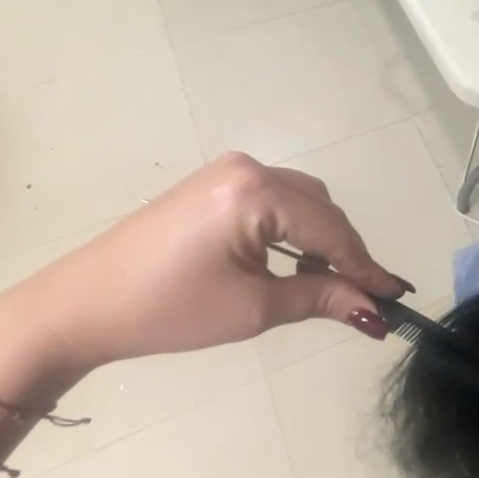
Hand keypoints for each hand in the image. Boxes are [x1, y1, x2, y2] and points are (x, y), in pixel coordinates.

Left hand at [0, 153, 405, 378]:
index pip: (331, 229)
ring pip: (301, 200)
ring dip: (320, 237)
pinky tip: (294, 261)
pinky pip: (274, 199)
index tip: (398, 297)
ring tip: (329, 284)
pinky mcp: (214, 182)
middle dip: (345, 251)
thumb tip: (376, 310)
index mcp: (257, 193)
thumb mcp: (253, 309)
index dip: (366, 266)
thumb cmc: (167, 310)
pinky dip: (294, 228)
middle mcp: (249, 167)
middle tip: (364, 297)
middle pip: (320, 208)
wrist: (80, 306)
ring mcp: (228, 170)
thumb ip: (321, 298)